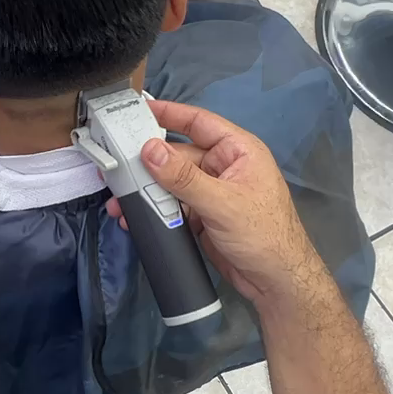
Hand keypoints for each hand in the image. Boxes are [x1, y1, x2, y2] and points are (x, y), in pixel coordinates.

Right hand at [107, 100, 332, 322]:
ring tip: (119, 202)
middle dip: (147, 164)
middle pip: (177, 155)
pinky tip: (133, 217)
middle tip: (115, 167)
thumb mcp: (221, 203)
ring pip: (170, 183)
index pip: (198, 122)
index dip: (168, 113)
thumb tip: (149, 149)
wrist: (276, 284)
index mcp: (237, 151)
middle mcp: (222, 166)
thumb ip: (183, 176)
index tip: (137, 109)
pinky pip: (172, 205)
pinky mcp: (201, 215)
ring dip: (146, 191)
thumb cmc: (263, 235)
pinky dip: (154, 210)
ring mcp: (211, 192)